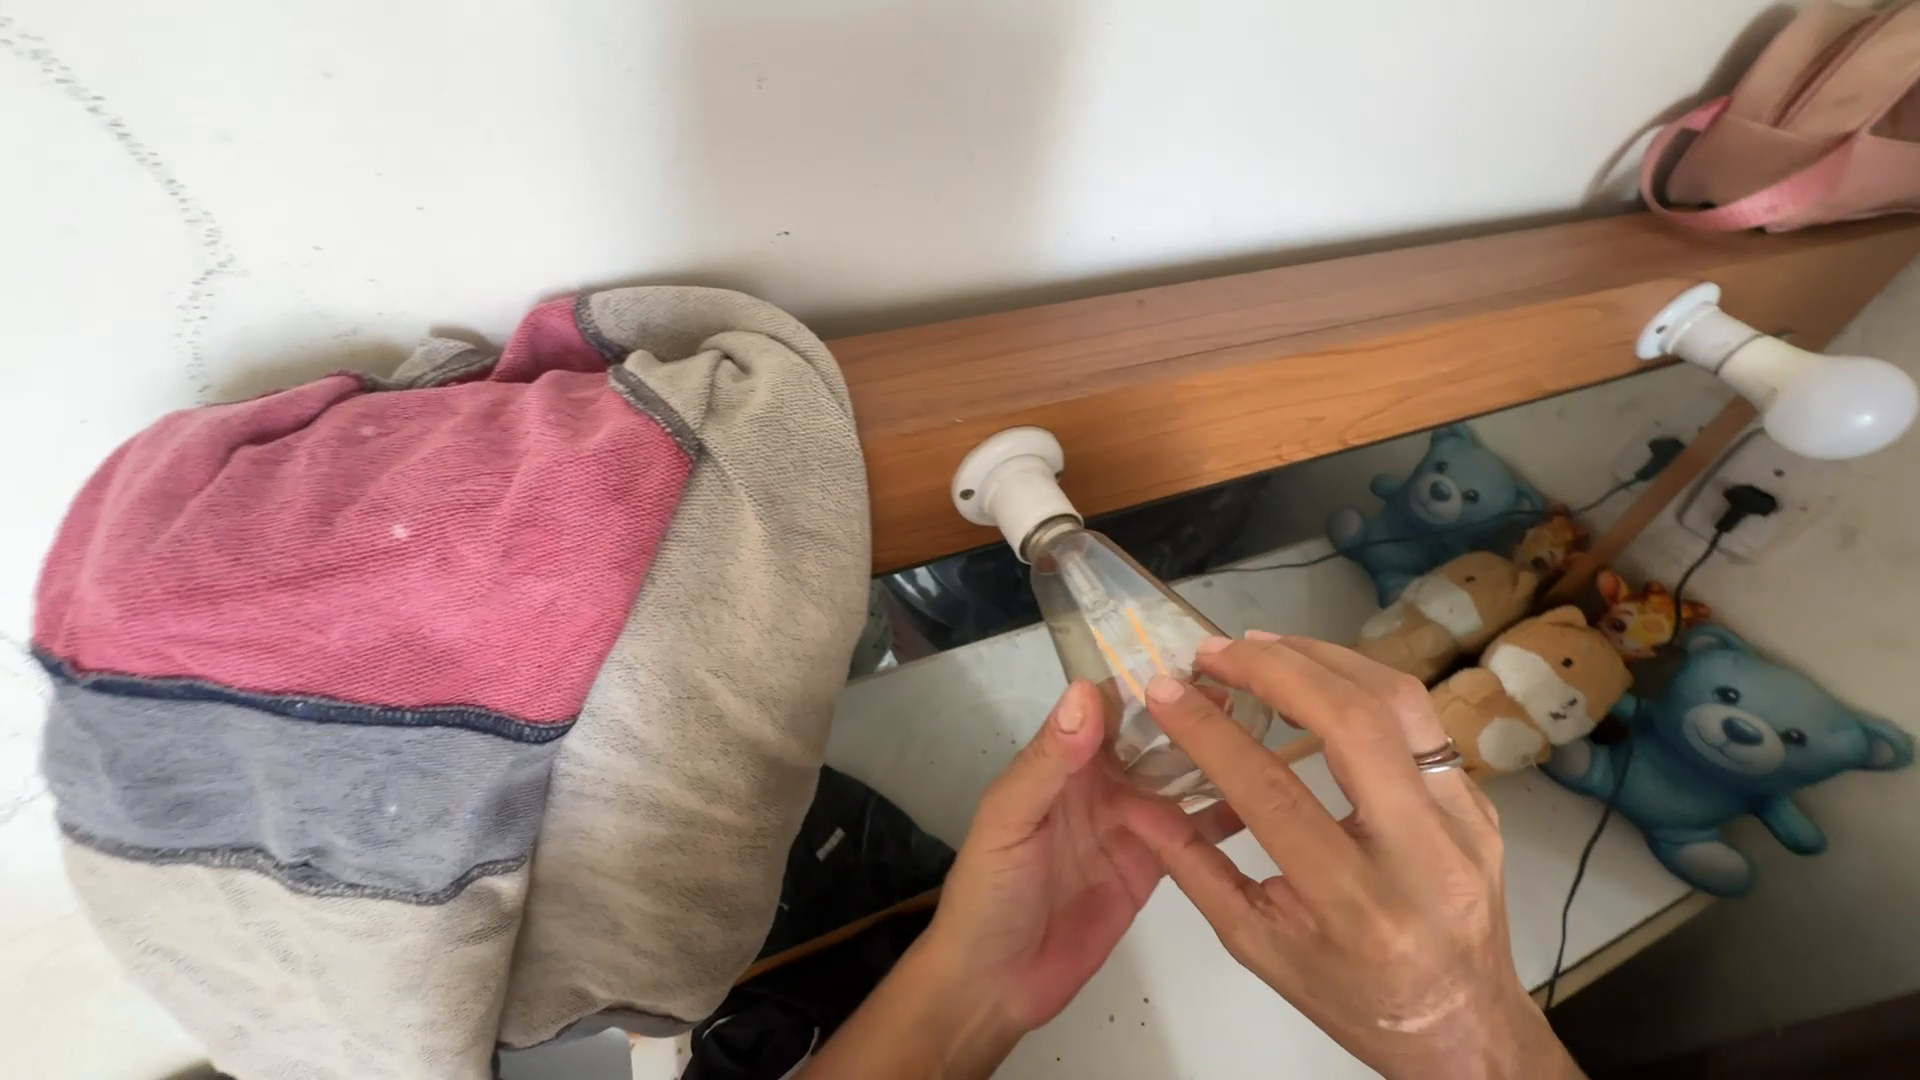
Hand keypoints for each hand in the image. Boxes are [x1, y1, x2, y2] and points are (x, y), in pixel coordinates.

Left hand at [923, 679, 1240, 1032]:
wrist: (997, 983)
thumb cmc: (989, 890)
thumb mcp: (1009, 818)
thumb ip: (1048, 760)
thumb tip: (1086, 692)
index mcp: (1061, 762)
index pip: (1106, 707)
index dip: (1143, 682)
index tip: (1193, 658)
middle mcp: (1098, 783)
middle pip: (1149, 739)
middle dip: (1189, 716)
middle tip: (1247, 694)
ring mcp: (1128, 824)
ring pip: (1175, 780)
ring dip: (1210, 758)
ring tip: (1263, 734)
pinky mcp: (1151, 866)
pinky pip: (1189, 834)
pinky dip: (1220, 817)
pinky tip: (1260, 799)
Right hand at [1124, 632, 1582, 1079]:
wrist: (1469, 1029)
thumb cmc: (1352, 996)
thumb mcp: (1257, 945)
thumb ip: (1193, 866)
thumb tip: (1134, 801)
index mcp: (1357, 904)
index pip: (1273, 793)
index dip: (1211, 732)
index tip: (1164, 689)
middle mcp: (1424, 851)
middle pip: (1354, 723)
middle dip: (1273, 670)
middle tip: (1213, 652)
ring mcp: (1465, 817)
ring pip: (1397, 701)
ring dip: (1318, 657)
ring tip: (1257, 645)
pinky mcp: (1478, 798)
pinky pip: (1416, 717)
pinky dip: (1353, 679)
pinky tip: (1309, 673)